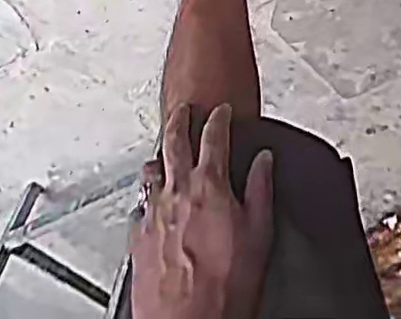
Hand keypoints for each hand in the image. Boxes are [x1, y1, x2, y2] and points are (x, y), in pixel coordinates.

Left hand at [131, 104, 275, 318]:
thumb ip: (260, 190)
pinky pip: (139, 205)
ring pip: (152, 169)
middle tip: (183, 109)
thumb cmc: (224, 290)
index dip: (219, 118)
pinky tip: (150, 201)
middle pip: (175, 140)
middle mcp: (177, 190)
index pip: (214, 136)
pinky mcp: (137, 237)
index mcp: (208, 185)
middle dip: (180, 119)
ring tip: (164, 149)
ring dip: (160, 155)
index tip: (222, 111)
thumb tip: (263, 160)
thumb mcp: (259, 236)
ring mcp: (153, 212)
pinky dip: (147, 196)